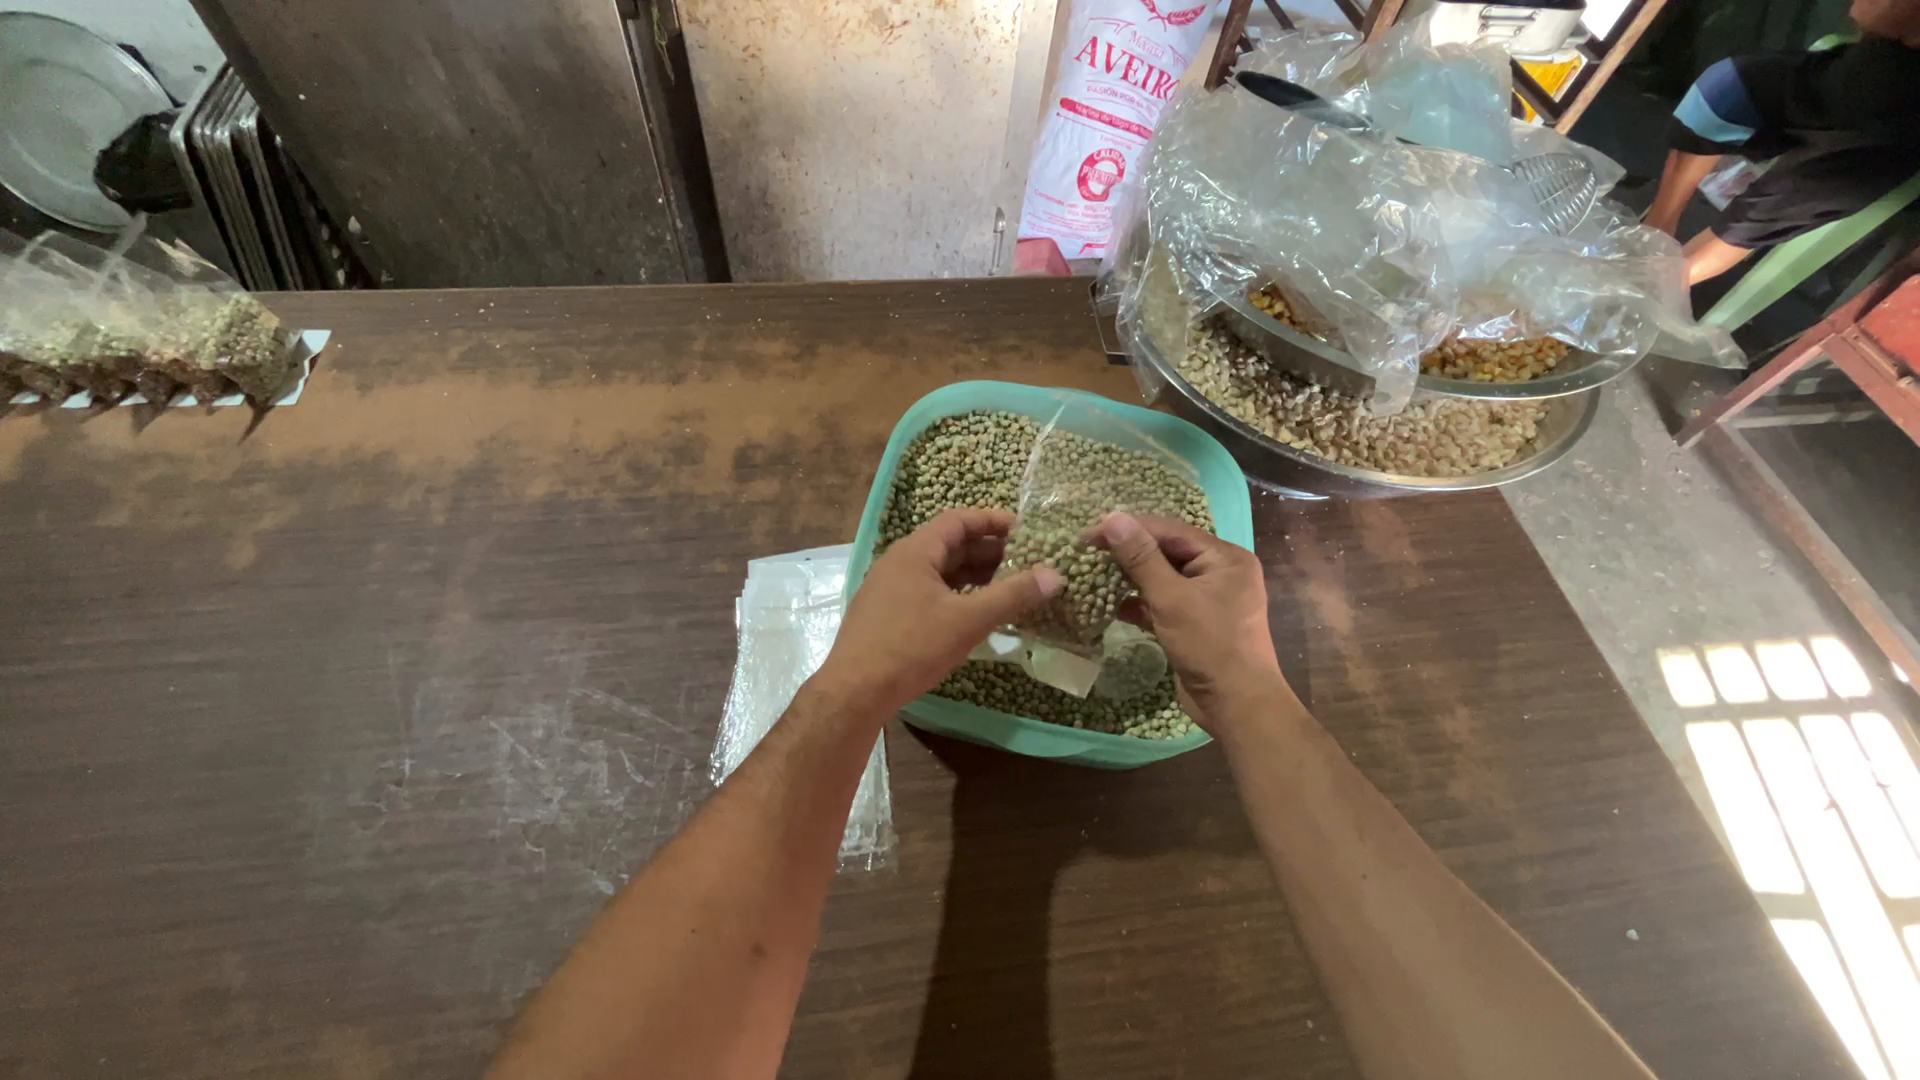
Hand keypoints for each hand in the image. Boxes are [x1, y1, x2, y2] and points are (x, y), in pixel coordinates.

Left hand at [816, 509, 1062, 717]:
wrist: (854, 692)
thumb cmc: (912, 647)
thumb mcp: (968, 620)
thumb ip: (1012, 595)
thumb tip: (1055, 575)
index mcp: (915, 551)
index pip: (958, 520)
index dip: (993, 521)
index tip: (1026, 530)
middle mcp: (899, 562)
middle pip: (950, 545)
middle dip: (989, 552)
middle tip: (1027, 562)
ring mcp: (889, 589)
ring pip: (939, 572)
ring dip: (974, 576)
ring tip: (1010, 587)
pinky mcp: (887, 614)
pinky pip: (929, 592)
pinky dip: (956, 595)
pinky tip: (977, 614)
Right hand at [1095, 512, 1283, 728]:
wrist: (1237, 706)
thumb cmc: (1210, 646)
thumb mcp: (1171, 599)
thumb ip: (1141, 558)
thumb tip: (1112, 519)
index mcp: (1225, 558)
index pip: (1170, 531)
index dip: (1129, 529)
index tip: (1090, 533)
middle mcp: (1220, 572)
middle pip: (1166, 551)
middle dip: (1128, 553)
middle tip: (1087, 553)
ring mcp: (1208, 599)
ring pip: (1162, 578)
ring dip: (1130, 578)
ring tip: (1093, 574)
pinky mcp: (1194, 623)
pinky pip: (1163, 603)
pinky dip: (1139, 603)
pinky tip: (1110, 604)